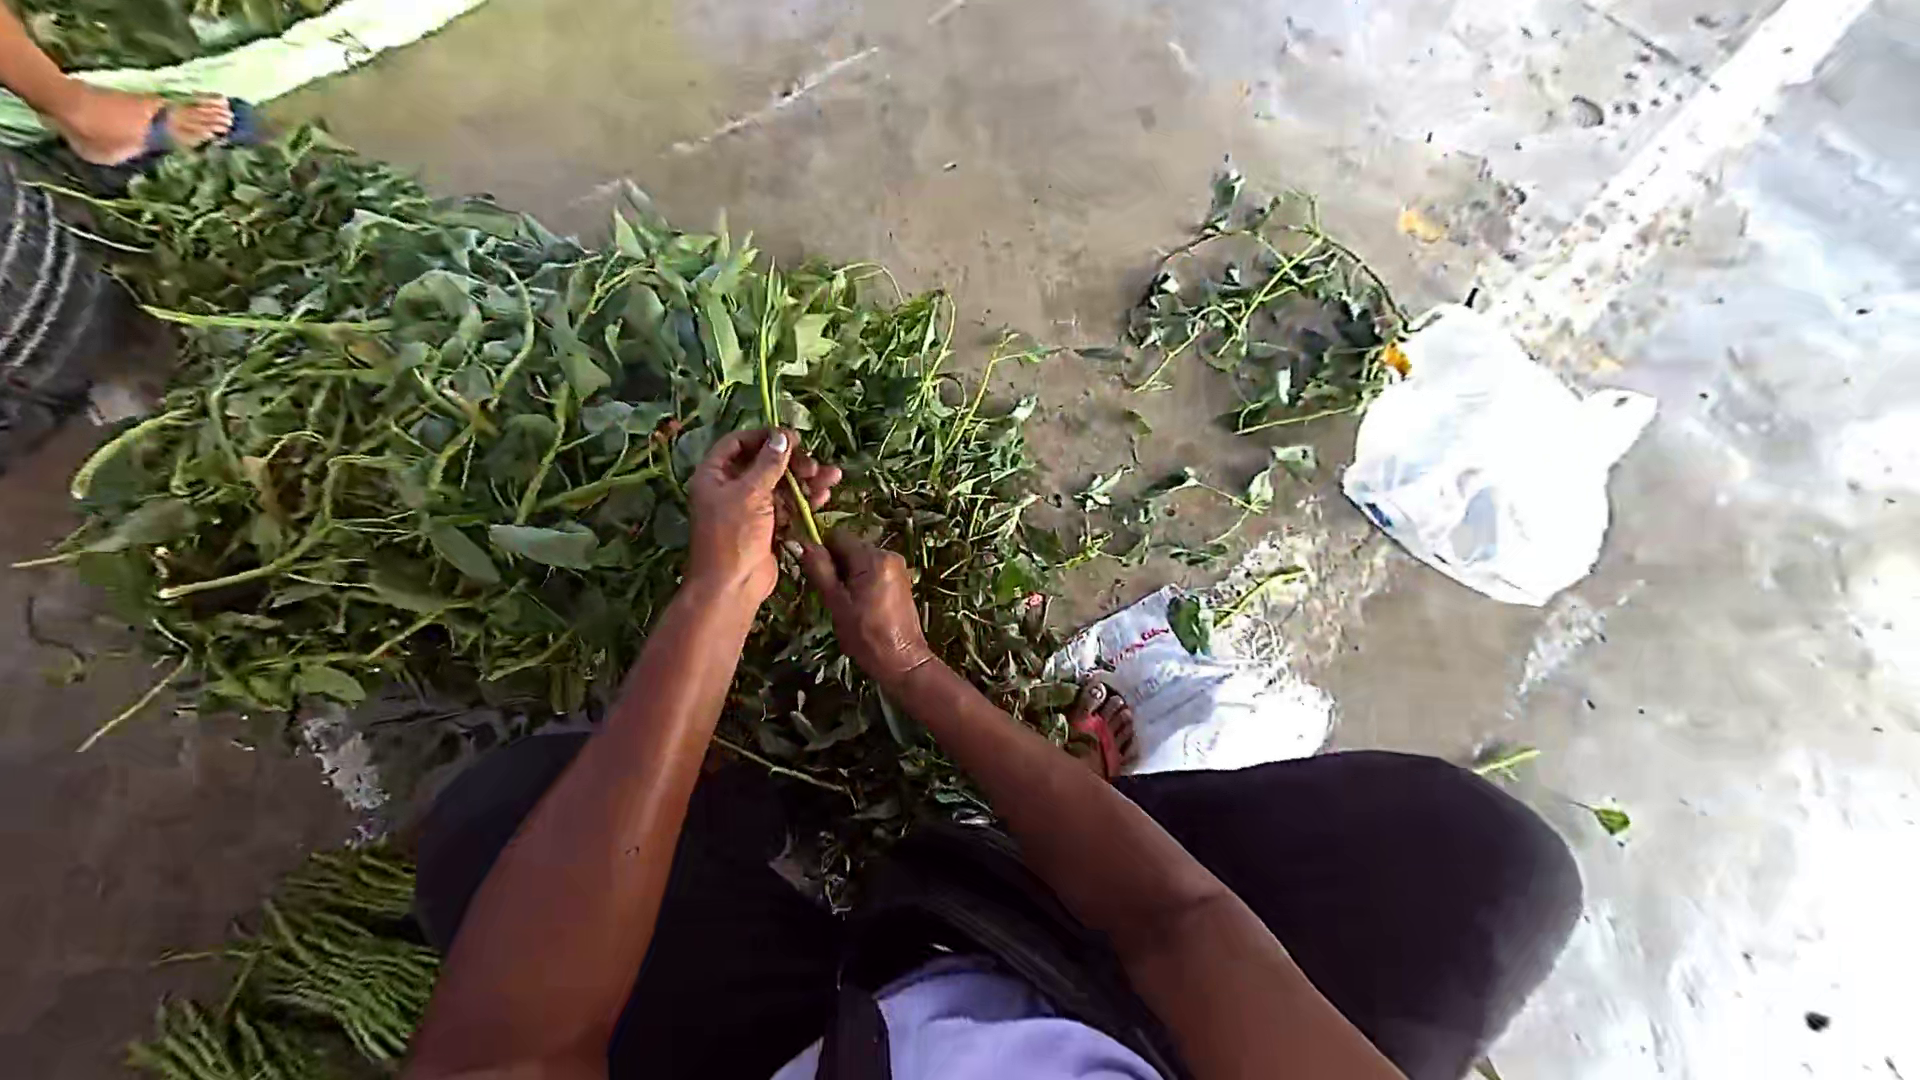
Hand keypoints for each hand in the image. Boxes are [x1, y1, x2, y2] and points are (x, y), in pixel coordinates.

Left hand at [687, 428, 839, 602]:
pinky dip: (806, 500)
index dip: (764, 437)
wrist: (733, 585)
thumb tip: (782, 436)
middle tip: (812, 465)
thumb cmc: (733, 535)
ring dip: (806, 480)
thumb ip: (768, 463)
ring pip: (782, 485)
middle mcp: (732, 488)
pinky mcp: (769, 525)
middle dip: (792, 462)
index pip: (738, 443)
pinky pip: (789, 505)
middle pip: (765, 463)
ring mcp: (752, 508)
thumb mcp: (750, 493)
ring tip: (831, 477)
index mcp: (715, 475)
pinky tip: (825, 495)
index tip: (791, 437)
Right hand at [798, 532, 936, 687]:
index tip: (816, 573)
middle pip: (851, 547)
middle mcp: (888, 555)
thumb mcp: (836, 602)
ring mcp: (897, 566)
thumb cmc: (865, 634)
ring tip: (847, 602)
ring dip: (849, 575)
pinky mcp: (901, 579)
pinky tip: (861, 604)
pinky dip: (862, 581)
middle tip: (833, 594)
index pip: (838, 536)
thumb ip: (819, 569)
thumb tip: (803, 542)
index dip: (822, 551)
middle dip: (837, 565)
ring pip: (861, 559)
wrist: (901, 659)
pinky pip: (873, 569)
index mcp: (873, 558)